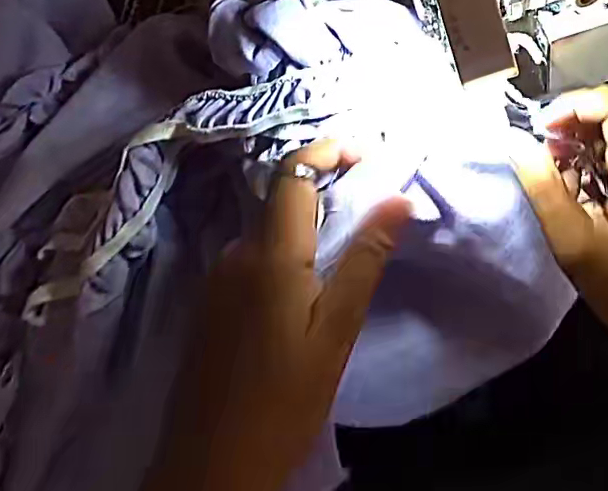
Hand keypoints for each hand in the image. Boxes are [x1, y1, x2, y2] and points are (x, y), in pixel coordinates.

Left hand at [159, 140, 411, 490]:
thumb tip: (399, 197)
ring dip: (309, 220)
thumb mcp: (337, 329)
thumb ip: (366, 256)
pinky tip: (310, 282)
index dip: (328, 149)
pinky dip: (288, 247)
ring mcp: (218, 278)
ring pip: (271, 226)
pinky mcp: (212, 302)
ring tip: (348, 243)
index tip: (366, 153)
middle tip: (370, 198)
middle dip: (328, 184)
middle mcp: (237, 253)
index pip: (293, 171)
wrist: (208, 476)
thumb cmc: (283, 400)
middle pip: (284, 195)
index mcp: (270, 254)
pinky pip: (256, 253)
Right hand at [510, 86, 607, 339]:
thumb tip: (517, 143)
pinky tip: (576, 188)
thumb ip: (543, 187)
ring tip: (557, 176)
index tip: (544, 130)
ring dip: (579, 144)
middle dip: (571, 126)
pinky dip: (591, 158)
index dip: (574, 106)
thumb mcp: (573, 240)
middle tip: (544, 156)